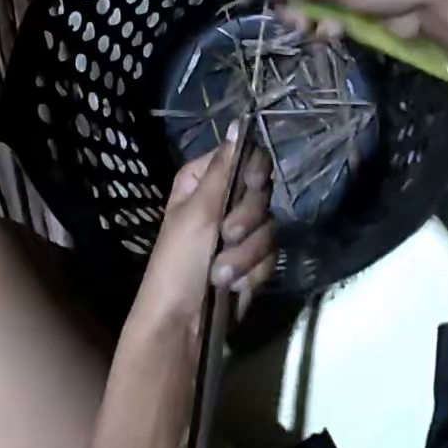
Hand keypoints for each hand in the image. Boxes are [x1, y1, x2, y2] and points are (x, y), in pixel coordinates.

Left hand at [132, 131, 276, 332]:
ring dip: (247, 255)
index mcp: (201, 181)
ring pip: (268, 228)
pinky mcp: (252, 260)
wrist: (181, 326)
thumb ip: (224, 168)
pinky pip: (269, 255)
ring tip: (221, 275)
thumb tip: (239, 121)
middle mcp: (221, 200)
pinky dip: (252, 272)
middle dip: (247, 221)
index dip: (253, 171)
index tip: (253, 184)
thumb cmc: (178, 262)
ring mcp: (238, 232)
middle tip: (227, 236)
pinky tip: (233, 288)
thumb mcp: (198, 211)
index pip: (242, 157)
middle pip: (260, 192)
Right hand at [254, 0, 447, 39]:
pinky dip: (327, 27)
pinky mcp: (347, 8)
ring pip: (307, 6)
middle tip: (300, 23)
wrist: (429, 5)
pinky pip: (324, 18)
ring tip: (327, 29)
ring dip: (312, 21)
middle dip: (296, 7)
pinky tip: (338, 32)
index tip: (274, 4)